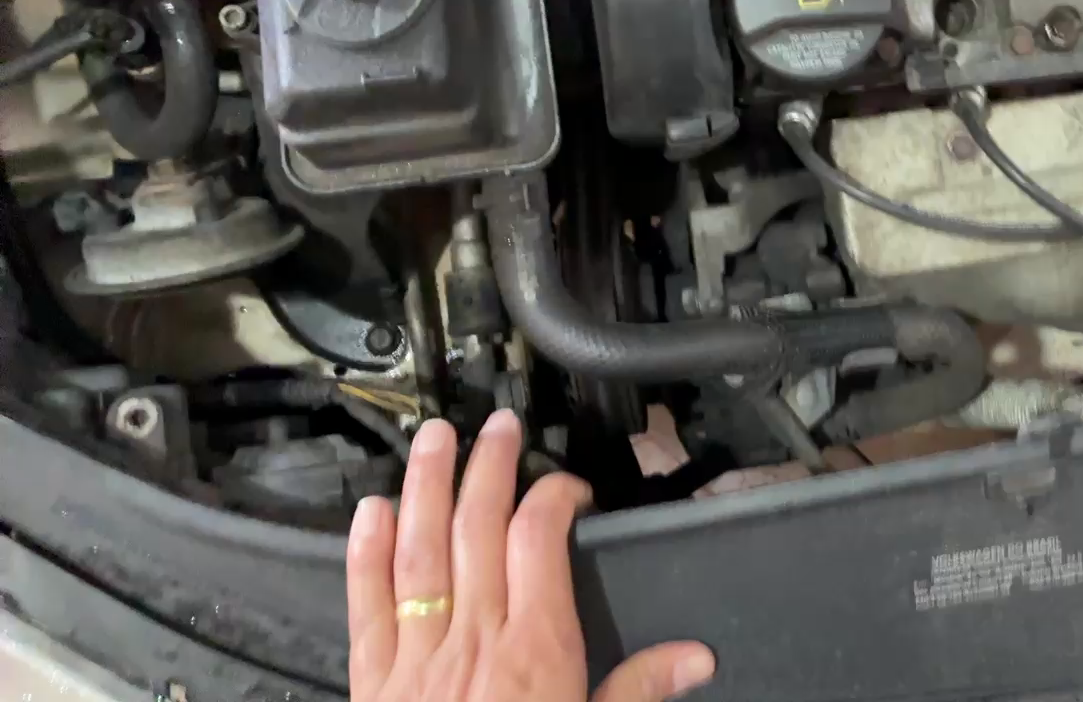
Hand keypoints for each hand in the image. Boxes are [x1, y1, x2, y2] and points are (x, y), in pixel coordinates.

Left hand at [348, 411, 715, 701]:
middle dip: (490, 467)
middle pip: (479, 527)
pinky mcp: (373, 679)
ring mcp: (418, 654)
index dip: (554, 495)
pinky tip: (370, 509)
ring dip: (427, 488)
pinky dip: (365, 555)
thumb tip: (702, 655)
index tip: (570, 487)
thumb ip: (641, 688)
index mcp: (533, 645)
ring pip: (420, 552)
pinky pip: (366, 607)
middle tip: (498, 423)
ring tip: (435, 437)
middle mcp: (475, 635)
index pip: (538, 537)